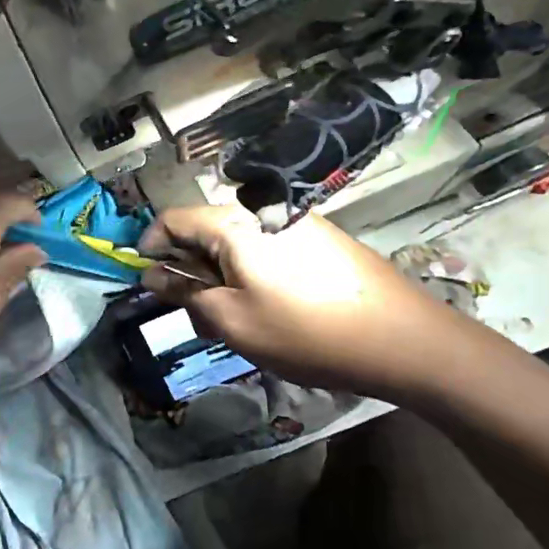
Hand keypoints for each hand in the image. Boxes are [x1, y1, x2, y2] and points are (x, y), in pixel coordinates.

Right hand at [139, 207, 468, 399]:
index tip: (147, 281)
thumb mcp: (232, 322)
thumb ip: (186, 294)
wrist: (401, 337)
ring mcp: (295, 222)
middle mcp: (262, 211)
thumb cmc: (305, 331)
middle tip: (197, 314)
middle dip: (190, 268)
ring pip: (238, 243)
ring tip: (237, 319)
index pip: (174, 218)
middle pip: (206, 229)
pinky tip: (272, 309)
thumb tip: (155, 275)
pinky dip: (254, 274)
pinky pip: (268, 249)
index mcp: (234, 223)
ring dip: (223, 275)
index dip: (151, 246)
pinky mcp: (320, 239)